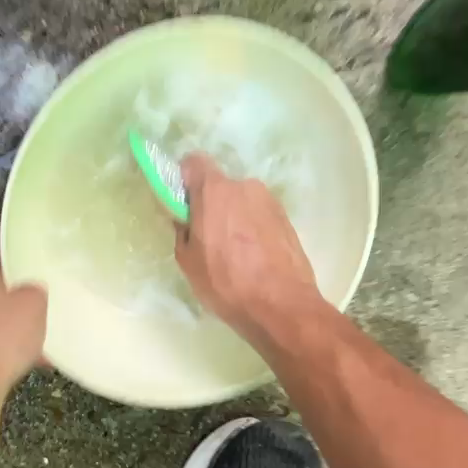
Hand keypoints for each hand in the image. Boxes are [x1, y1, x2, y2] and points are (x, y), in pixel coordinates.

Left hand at [0, 243, 46, 416]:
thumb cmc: (1, 337)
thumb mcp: (35, 305)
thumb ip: (34, 289)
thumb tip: (29, 292)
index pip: (0, 250)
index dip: (22, 264)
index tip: (39, 279)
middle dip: (12, 297)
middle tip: (37, 312)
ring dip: (4, 323)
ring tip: (32, 342)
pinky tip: (13, 359)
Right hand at [174, 152, 328, 345]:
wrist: (281, 304)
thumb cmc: (226, 282)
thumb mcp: (188, 260)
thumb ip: (182, 230)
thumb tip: (185, 218)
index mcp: (215, 191)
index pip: (194, 162)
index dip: (183, 179)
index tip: (181, 203)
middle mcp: (244, 186)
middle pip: (219, 186)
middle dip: (209, 204)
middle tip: (204, 237)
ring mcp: (269, 201)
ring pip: (240, 202)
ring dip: (232, 217)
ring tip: (231, 253)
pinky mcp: (286, 218)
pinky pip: (258, 216)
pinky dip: (251, 229)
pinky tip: (251, 258)